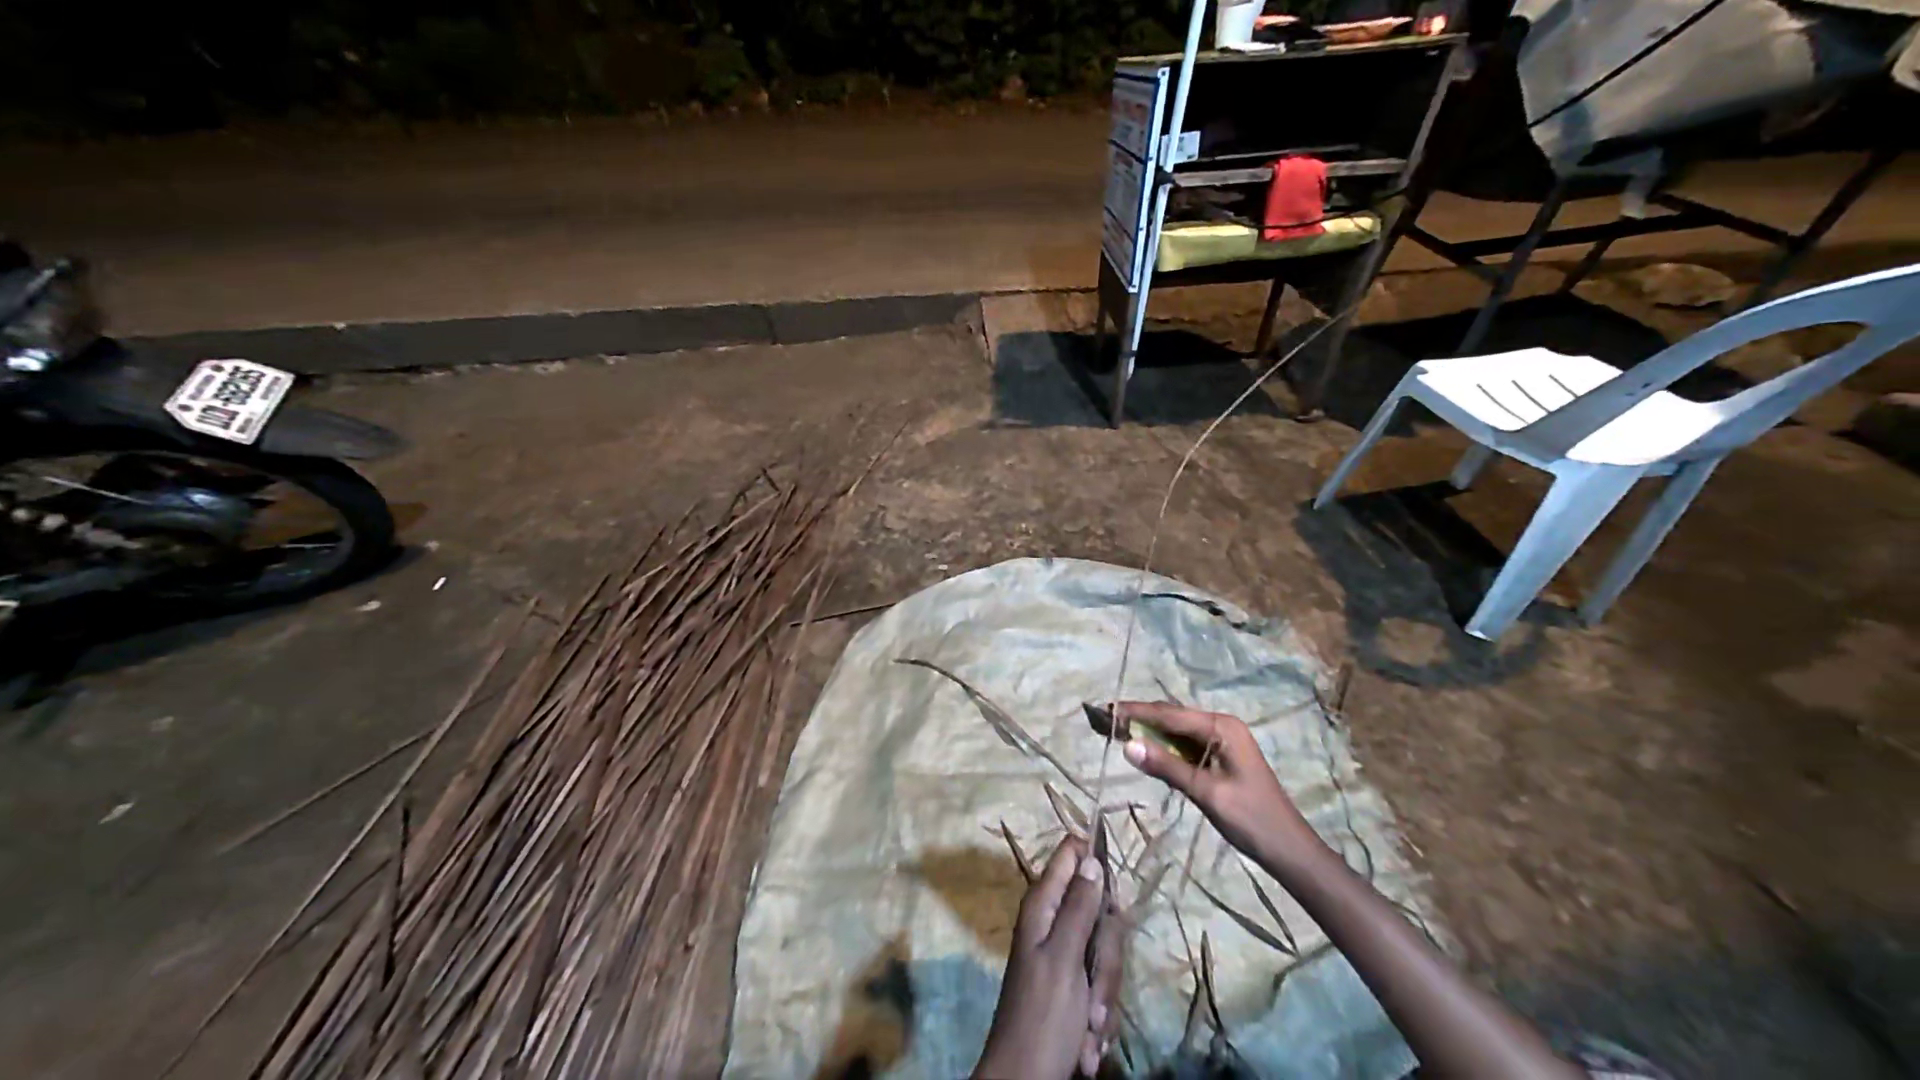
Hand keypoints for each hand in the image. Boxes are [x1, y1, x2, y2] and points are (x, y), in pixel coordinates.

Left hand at [974, 838, 1123, 1078]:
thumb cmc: (1042, 1016)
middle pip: (1100, 910)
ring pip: (1107, 952)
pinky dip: (1099, 1015)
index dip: (1095, 863)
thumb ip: (1079, 907)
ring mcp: (1065, 954)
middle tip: (1094, 984)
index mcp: (1043, 906)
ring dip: (1104, 995)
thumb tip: (1091, 859)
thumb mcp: (1065, 959)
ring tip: (1088, 1025)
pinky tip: (1087, 1040)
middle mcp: (1054, 923)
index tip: (1112, 895)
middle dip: (1107, 954)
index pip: (1070, 855)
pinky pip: (1102, 984)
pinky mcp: (1075, 985)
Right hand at [1116, 702, 1321, 867]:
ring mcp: (1223, 740)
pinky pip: (1186, 744)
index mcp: (1222, 727)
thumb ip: (1166, 767)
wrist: (1288, 849)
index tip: (1107, 710)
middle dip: (1141, 718)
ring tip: (1118, 732)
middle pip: (1173, 716)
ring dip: (1150, 731)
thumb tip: (1127, 745)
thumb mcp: (1205, 792)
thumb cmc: (1251, 819)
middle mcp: (1222, 726)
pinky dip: (1164, 746)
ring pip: (1178, 730)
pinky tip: (1146, 750)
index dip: (1137, 712)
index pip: (1170, 713)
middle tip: (1107, 721)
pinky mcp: (1221, 756)